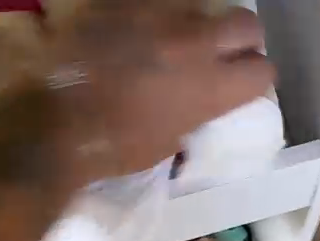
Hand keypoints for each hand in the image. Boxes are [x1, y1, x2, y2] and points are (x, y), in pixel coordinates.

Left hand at [49, 0, 277, 183]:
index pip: (262, 72)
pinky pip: (159, 3)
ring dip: (203, 25)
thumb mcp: (169, 143)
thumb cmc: (114, 148)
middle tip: (233, 54)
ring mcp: (159, 14)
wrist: (58, 121)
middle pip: (246, 23)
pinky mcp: (127, 3)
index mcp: (208, 88)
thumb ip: (194, 112)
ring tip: (187, 43)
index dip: (260, 80)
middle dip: (246, 40)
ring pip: (203, 5)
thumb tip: (201, 101)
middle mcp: (193, 43)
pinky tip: (150, 36)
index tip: (250, 86)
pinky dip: (162, 19)